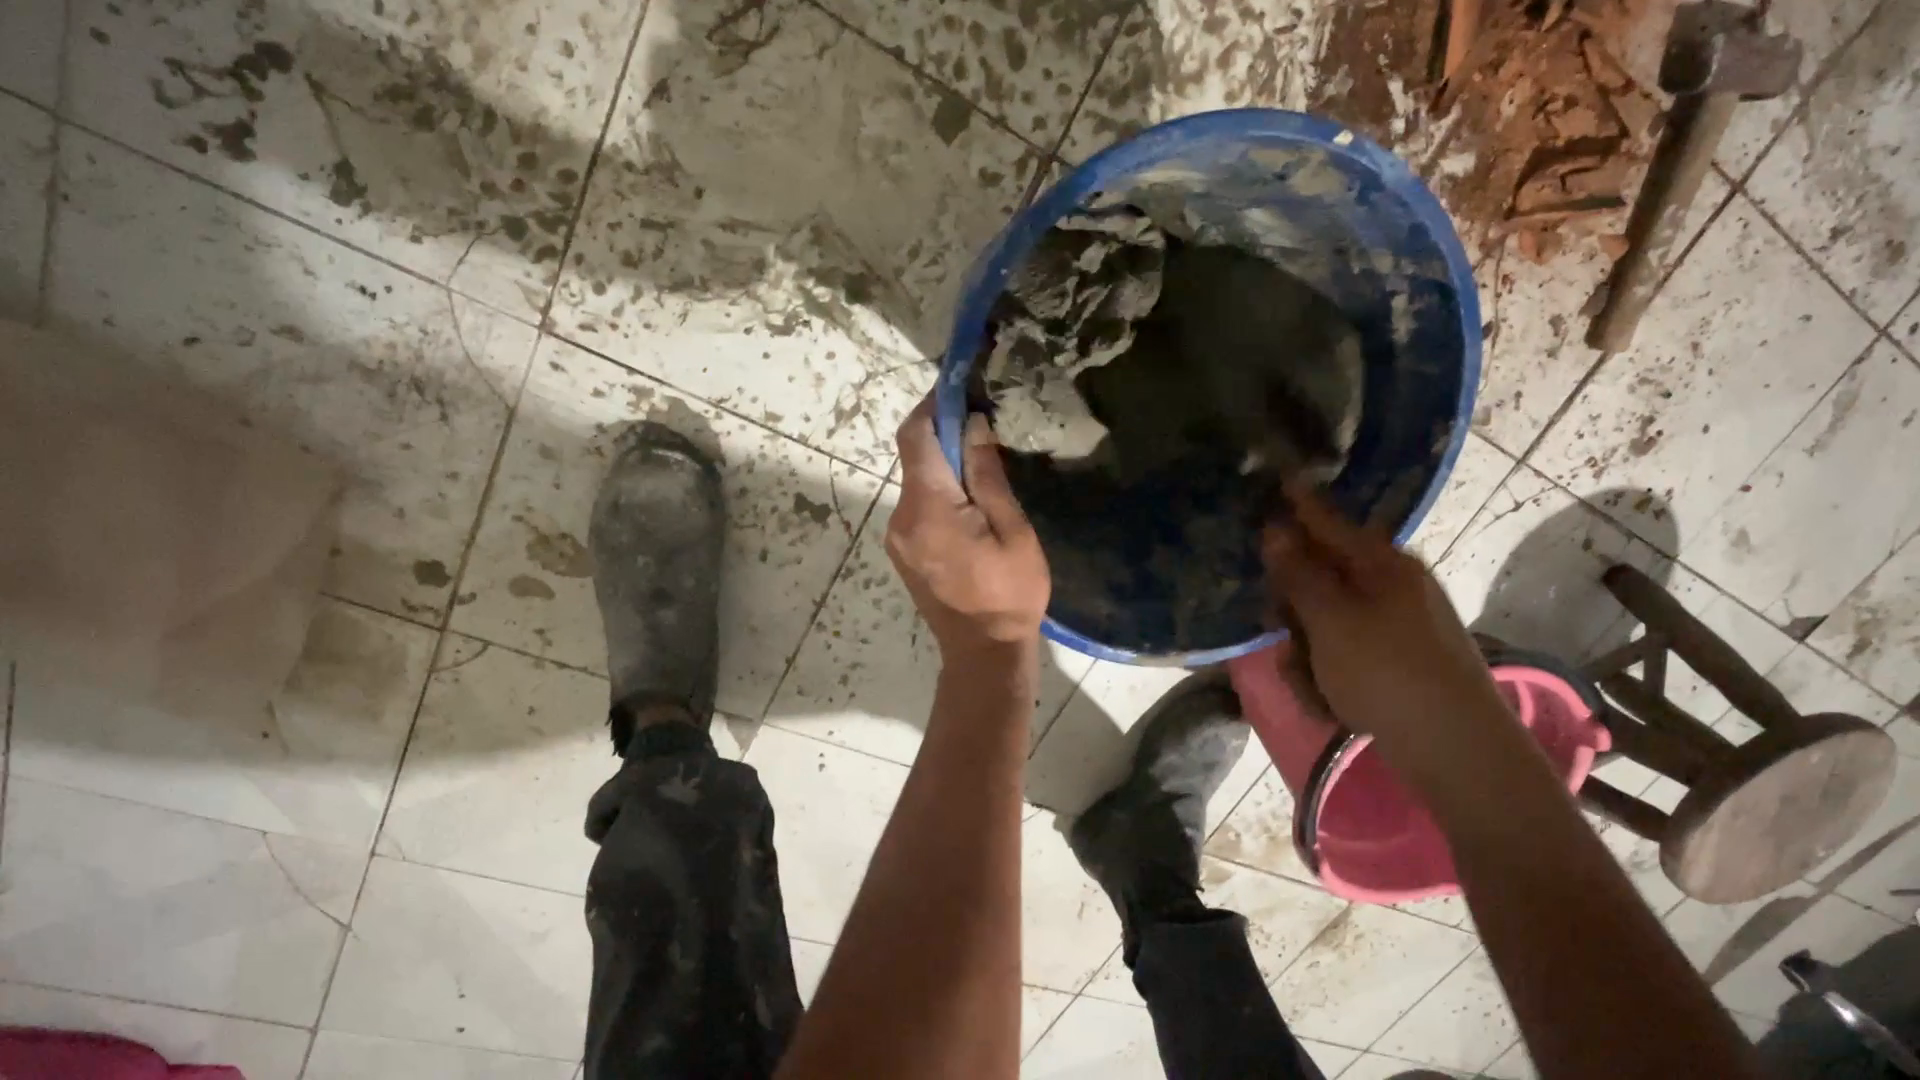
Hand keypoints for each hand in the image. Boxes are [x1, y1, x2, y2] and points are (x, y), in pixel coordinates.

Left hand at [886, 400, 1050, 663]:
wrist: (983, 654)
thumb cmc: (1010, 594)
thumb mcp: (1012, 530)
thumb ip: (987, 475)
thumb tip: (972, 425)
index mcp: (928, 507)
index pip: (916, 436)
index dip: (934, 404)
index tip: (961, 386)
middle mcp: (901, 516)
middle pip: (913, 454)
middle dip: (943, 430)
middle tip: (983, 416)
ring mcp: (897, 535)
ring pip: (916, 479)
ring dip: (942, 460)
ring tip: (983, 455)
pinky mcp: (903, 548)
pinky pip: (918, 503)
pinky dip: (939, 487)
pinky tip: (969, 495)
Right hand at [1262, 483, 1510, 750]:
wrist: (1457, 748)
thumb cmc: (1386, 673)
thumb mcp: (1330, 621)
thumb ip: (1298, 574)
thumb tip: (1273, 528)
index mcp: (1381, 564)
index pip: (1328, 520)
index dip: (1297, 504)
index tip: (1275, 479)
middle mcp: (1391, 586)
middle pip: (1321, 577)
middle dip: (1293, 608)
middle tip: (1277, 631)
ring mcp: (1398, 626)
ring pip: (1327, 622)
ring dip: (1307, 652)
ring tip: (1310, 687)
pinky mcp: (1399, 661)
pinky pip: (1345, 655)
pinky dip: (1329, 676)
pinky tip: (1330, 705)